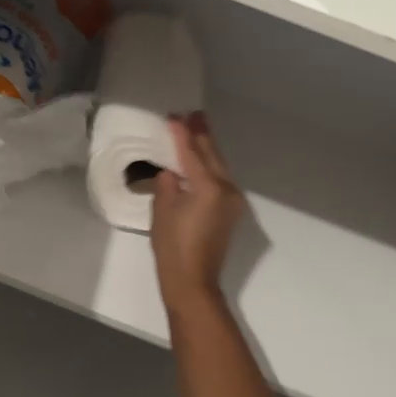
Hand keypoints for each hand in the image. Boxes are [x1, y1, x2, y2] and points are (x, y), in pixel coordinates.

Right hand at [151, 111, 244, 309]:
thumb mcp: (162, 210)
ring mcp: (232, 201)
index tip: (175, 116)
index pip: (192, 152)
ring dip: (208, 149)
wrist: (193, 281)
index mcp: (207, 187)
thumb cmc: (172, 247)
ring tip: (198, 130)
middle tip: (194, 114)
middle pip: (212, 155)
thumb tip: (173, 173)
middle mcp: (226, 189)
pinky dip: (211, 166)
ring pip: (220, 166)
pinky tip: (202, 160)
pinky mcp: (231, 211)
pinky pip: (221, 179)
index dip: (182, 133)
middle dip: (202, 135)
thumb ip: (168, 184)